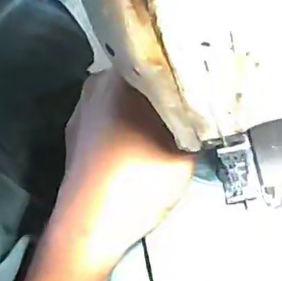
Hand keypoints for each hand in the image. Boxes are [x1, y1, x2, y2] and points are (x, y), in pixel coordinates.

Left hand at [49, 68, 195, 270]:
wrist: (89, 227)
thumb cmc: (138, 182)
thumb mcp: (184, 151)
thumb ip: (195, 121)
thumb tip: (202, 106)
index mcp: (122, 75)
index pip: (161, 53)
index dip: (185, 66)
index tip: (206, 77)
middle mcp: (96, 82)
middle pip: (141, 76)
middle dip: (166, 90)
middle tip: (192, 107)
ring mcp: (81, 110)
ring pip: (124, 100)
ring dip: (145, 111)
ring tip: (169, 130)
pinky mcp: (75, 137)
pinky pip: (110, 121)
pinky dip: (127, 128)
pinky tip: (140, 148)